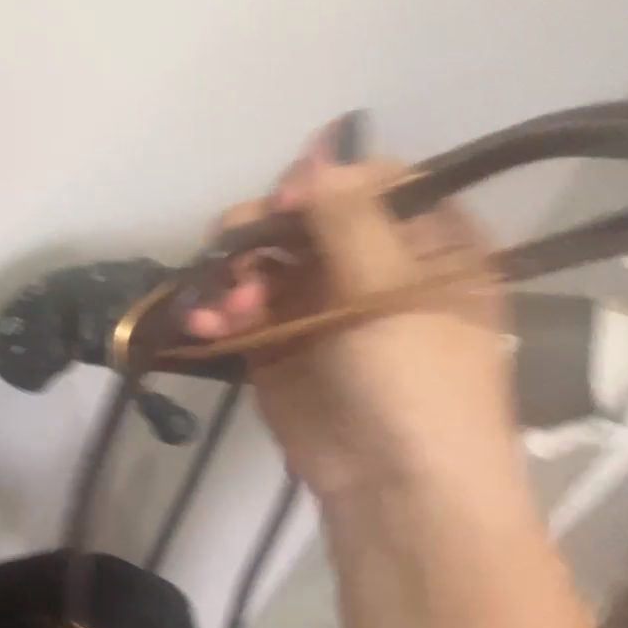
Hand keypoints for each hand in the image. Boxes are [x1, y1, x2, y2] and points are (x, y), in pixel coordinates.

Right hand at [184, 125, 517, 499]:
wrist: (389, 480)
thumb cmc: (415, 379)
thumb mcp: (393, 289)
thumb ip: (351, 217)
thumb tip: (320, 147)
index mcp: (424, 246)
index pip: (369, 186)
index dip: (321, 186)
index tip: (283, 203)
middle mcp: (369, 268)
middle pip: (300, 222)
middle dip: (259, 234)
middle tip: (229, 246)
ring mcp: (315, 308)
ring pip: (258, 265)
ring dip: (229, 278)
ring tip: (221, 307)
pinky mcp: (272, 344)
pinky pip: (236, 310)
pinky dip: (214, 313)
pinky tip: (203, 325)